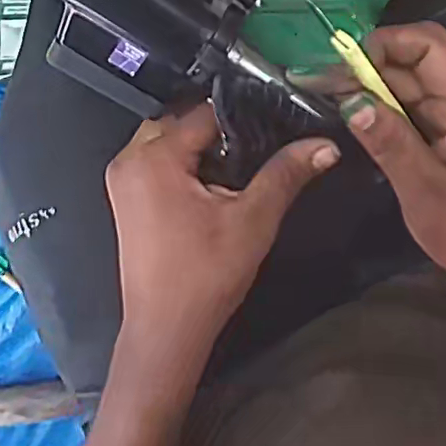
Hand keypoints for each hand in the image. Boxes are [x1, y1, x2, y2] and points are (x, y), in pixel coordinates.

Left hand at [105, 103, 337, 352]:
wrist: (166, 331)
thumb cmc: (205, 277)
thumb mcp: (253, 219)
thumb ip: (286, 174)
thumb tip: (324, 145)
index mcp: (155, 157)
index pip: (203, 114)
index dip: (238, 118)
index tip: (266, 126)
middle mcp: (129, 160)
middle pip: (180, 121)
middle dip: (214, 131)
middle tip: (249, 151)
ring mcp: (121, 179)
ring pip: (164, 138)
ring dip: (194, 146)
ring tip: (230, 167)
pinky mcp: (123, 197)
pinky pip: (152, 160)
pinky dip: (178, 163)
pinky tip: (207, 185)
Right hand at [334, 22, 445, 292]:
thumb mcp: (430, 197)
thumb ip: (393, 146)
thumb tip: (352, 103)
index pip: (428, 44)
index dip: (384, 44)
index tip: (343, 68)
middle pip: (410, 55)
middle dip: (364, 63)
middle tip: (319, 85)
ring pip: (403, 75)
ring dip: (365, 82)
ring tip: (326, 96)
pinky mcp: (443, 122)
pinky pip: (405, 98)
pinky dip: (376, 101)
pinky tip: (351, 114)